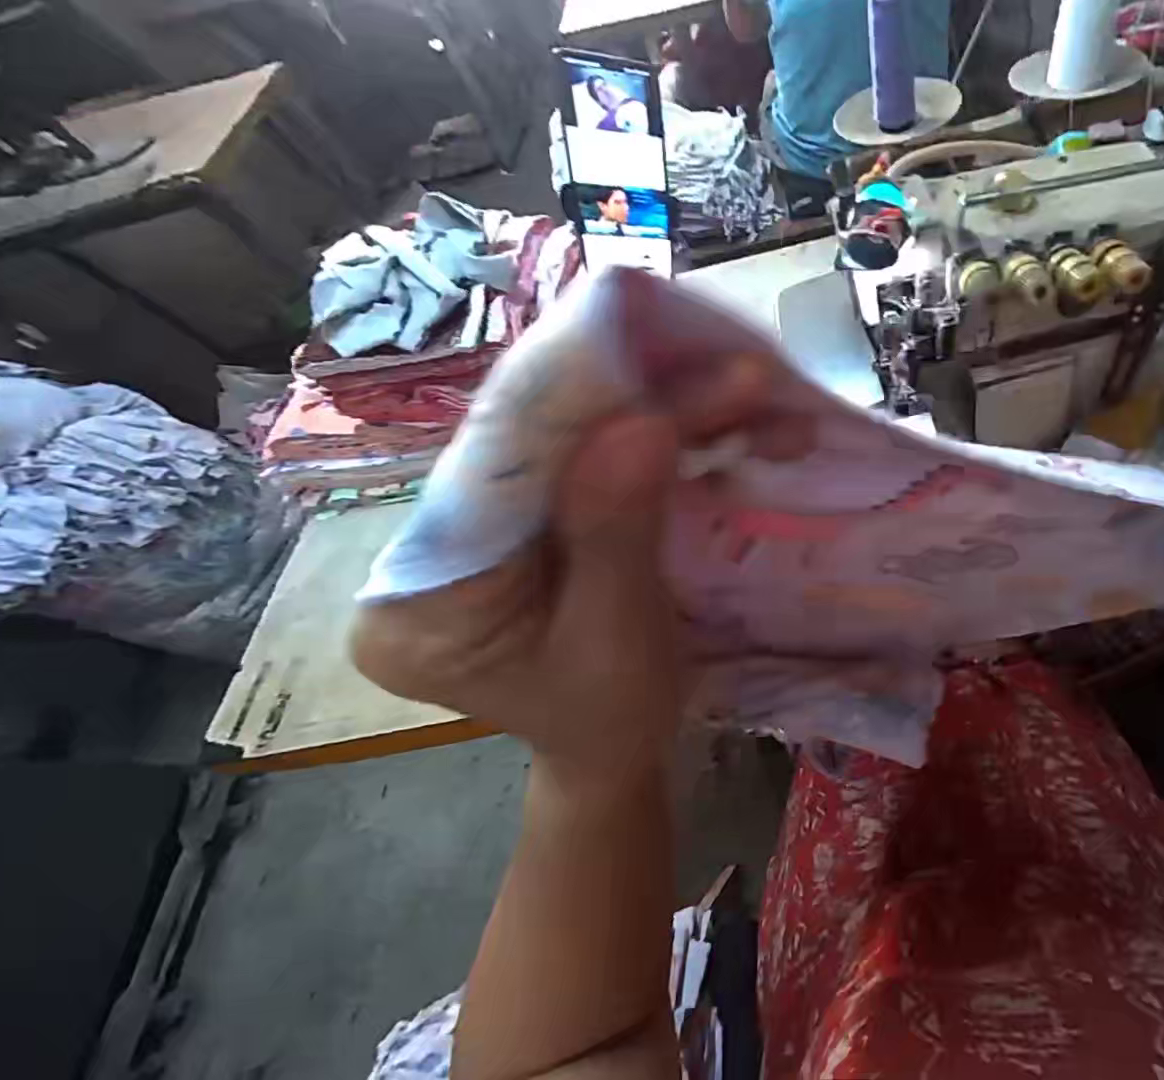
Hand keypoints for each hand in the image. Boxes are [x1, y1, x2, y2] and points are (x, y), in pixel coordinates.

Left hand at [350, 355, 782, 783]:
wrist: (614, 746)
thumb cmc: (614, 717)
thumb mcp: (620, 639)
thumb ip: (618, 531)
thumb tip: (642, 420)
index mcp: (419, 598)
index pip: (495, 473)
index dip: (579, 403)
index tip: (671, 355)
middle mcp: (425, 543)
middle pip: (533, 444)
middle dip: (638, 400)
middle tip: (734, 370)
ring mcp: (474, 522)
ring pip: (568, 439)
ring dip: (663, 410)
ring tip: (744, 390)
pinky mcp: (520, 512)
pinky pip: (585, 456)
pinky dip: (655, 435)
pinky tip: (714, 417)